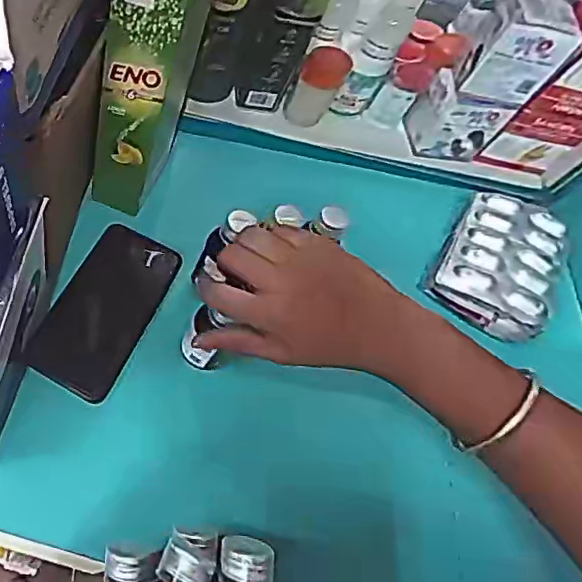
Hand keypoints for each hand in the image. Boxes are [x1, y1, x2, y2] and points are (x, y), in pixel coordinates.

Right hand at [196, 224, 430, 374]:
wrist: (379, 326)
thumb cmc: (334, 342)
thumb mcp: (279, 352)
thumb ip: (237, 342)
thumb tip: (203, 339)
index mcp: (267, 312)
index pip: (216, 291)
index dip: (204, 287)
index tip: (207, 286)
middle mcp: (279, 281)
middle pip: (229, 255)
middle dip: (223, 263)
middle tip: (231, 272)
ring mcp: (298, 259)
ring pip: (251, 234)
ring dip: (243, 244)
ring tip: (251, 258)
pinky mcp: (316, 244)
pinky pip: (279, 228)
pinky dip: (270, 236)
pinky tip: (276, 251)